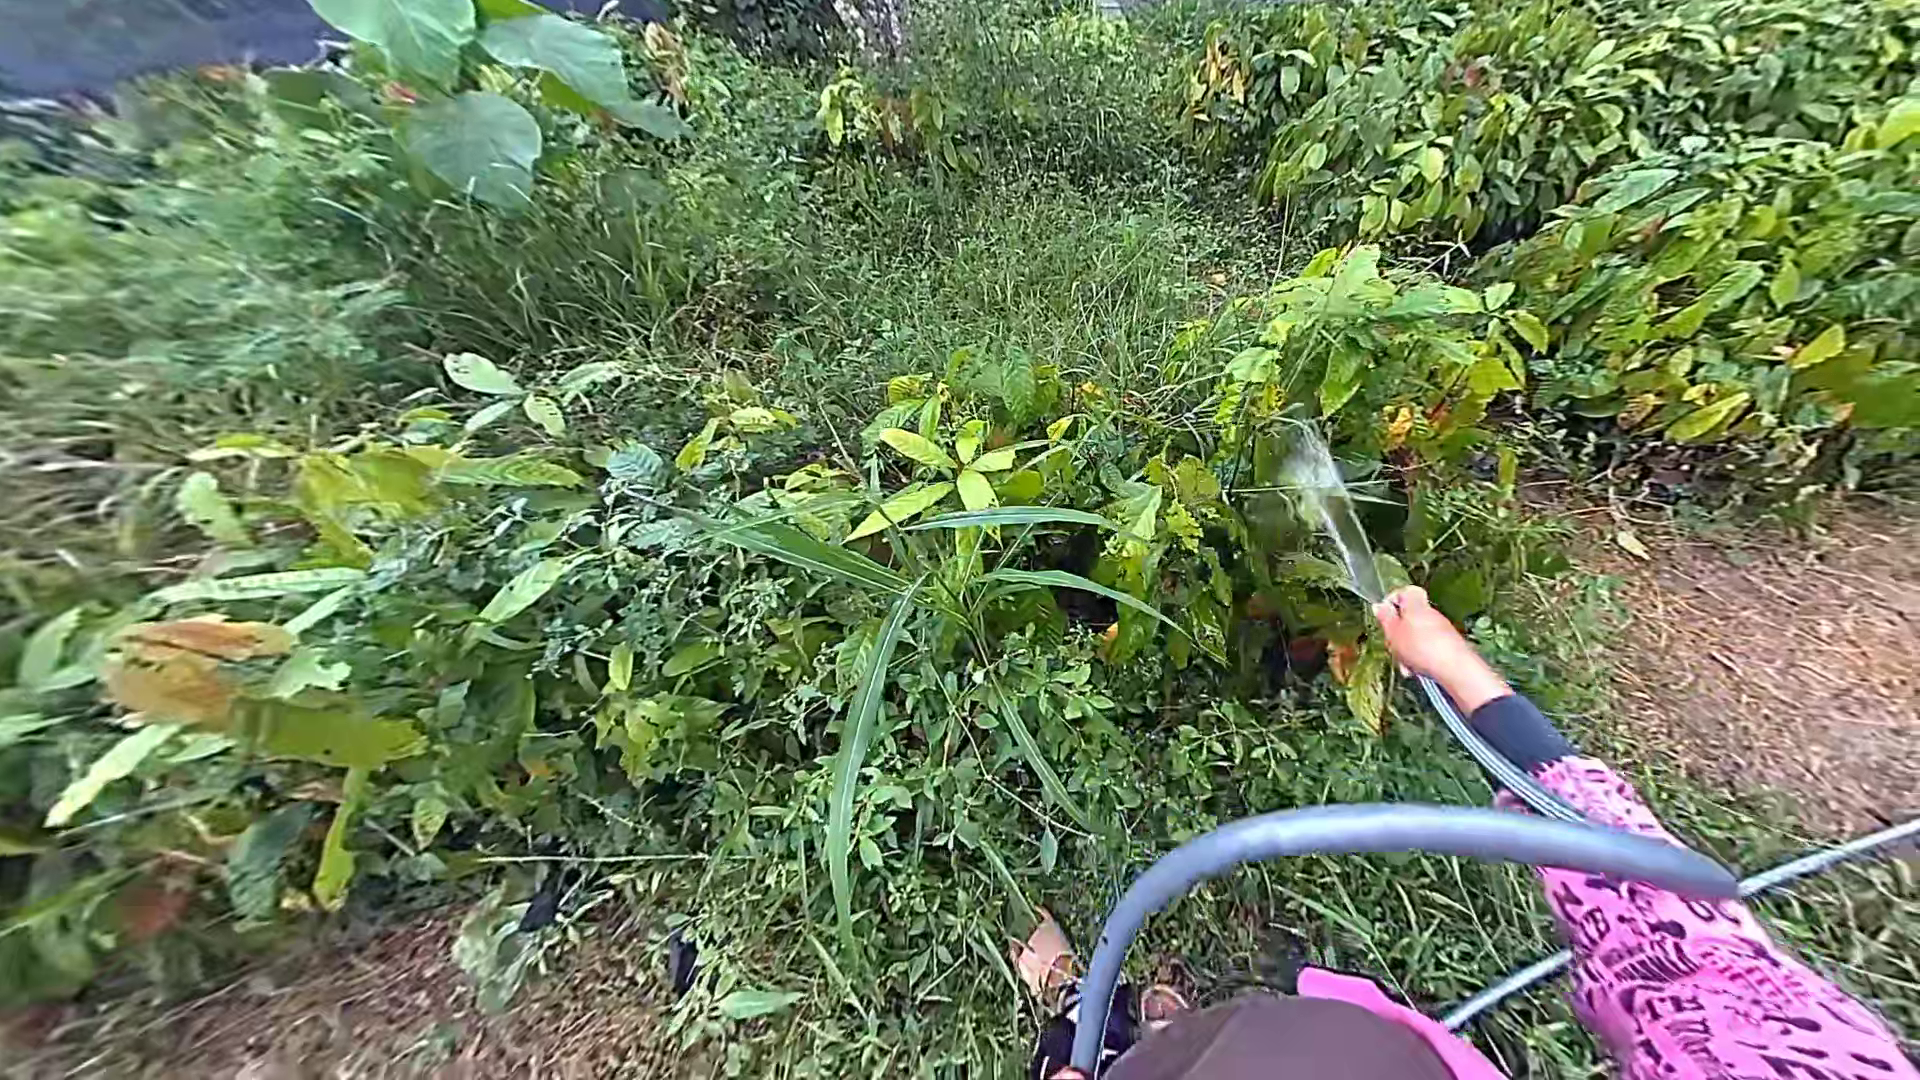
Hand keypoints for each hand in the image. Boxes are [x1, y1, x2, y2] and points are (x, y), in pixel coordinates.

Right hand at [1370, 585, 1511, 711]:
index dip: (1394, 599)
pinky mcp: (1451, 645)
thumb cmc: (1421, 648)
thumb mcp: (1393, 633)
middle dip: (1398, 630)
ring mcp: (1444, 630)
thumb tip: (1379, 605)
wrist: (1456, 670)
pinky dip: (1420, 655)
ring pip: (1418, 632)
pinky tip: (1415, 669)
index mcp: (1417, 606)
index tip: (1384, 613)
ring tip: (1403, 663)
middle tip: (1392, 642)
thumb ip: (1385, 617)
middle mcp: (1432, 614)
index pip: (1407, 591)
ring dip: (1408, 646)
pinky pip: (1429, 646)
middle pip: (1410, 615)